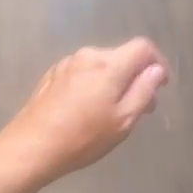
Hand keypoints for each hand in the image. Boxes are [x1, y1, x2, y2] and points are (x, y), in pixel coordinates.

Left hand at [0, 38, 169, 191]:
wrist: (32, 145)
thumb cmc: (83, 137)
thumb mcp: (123, 120)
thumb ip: (143, 91)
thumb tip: (156, 70)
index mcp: (109, 64)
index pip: (143, 47)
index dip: (157, 63)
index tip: (160, 87)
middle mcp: (88, 55)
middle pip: (121, 56)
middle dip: (135, 76)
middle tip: (141, 107)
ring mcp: (67, 63)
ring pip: (101, 64)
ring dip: (113, 81)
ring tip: (113, 111)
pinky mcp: (53, 74)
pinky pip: (83, 71)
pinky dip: (93, 83)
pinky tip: (87, 109)